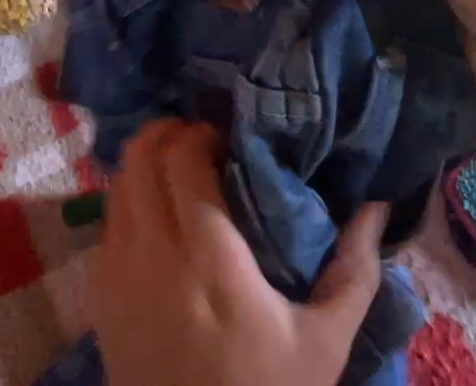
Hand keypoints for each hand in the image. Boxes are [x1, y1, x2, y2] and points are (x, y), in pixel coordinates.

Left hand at [91, 120, 389, 385]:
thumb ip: (353, 271)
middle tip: (202, 143)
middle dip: (169, 132)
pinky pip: (108, 219)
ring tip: (180, 171)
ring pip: (118, 181)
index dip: (200, 132)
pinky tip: (158, 215)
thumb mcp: (324, 343)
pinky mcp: (99, 292)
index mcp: (207, 257)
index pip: (182, 158)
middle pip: (141, 155)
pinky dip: (129, 197)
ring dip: (146, 162)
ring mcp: (117, 270)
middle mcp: (152, 251)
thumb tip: (375, 205)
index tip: (227, 138)